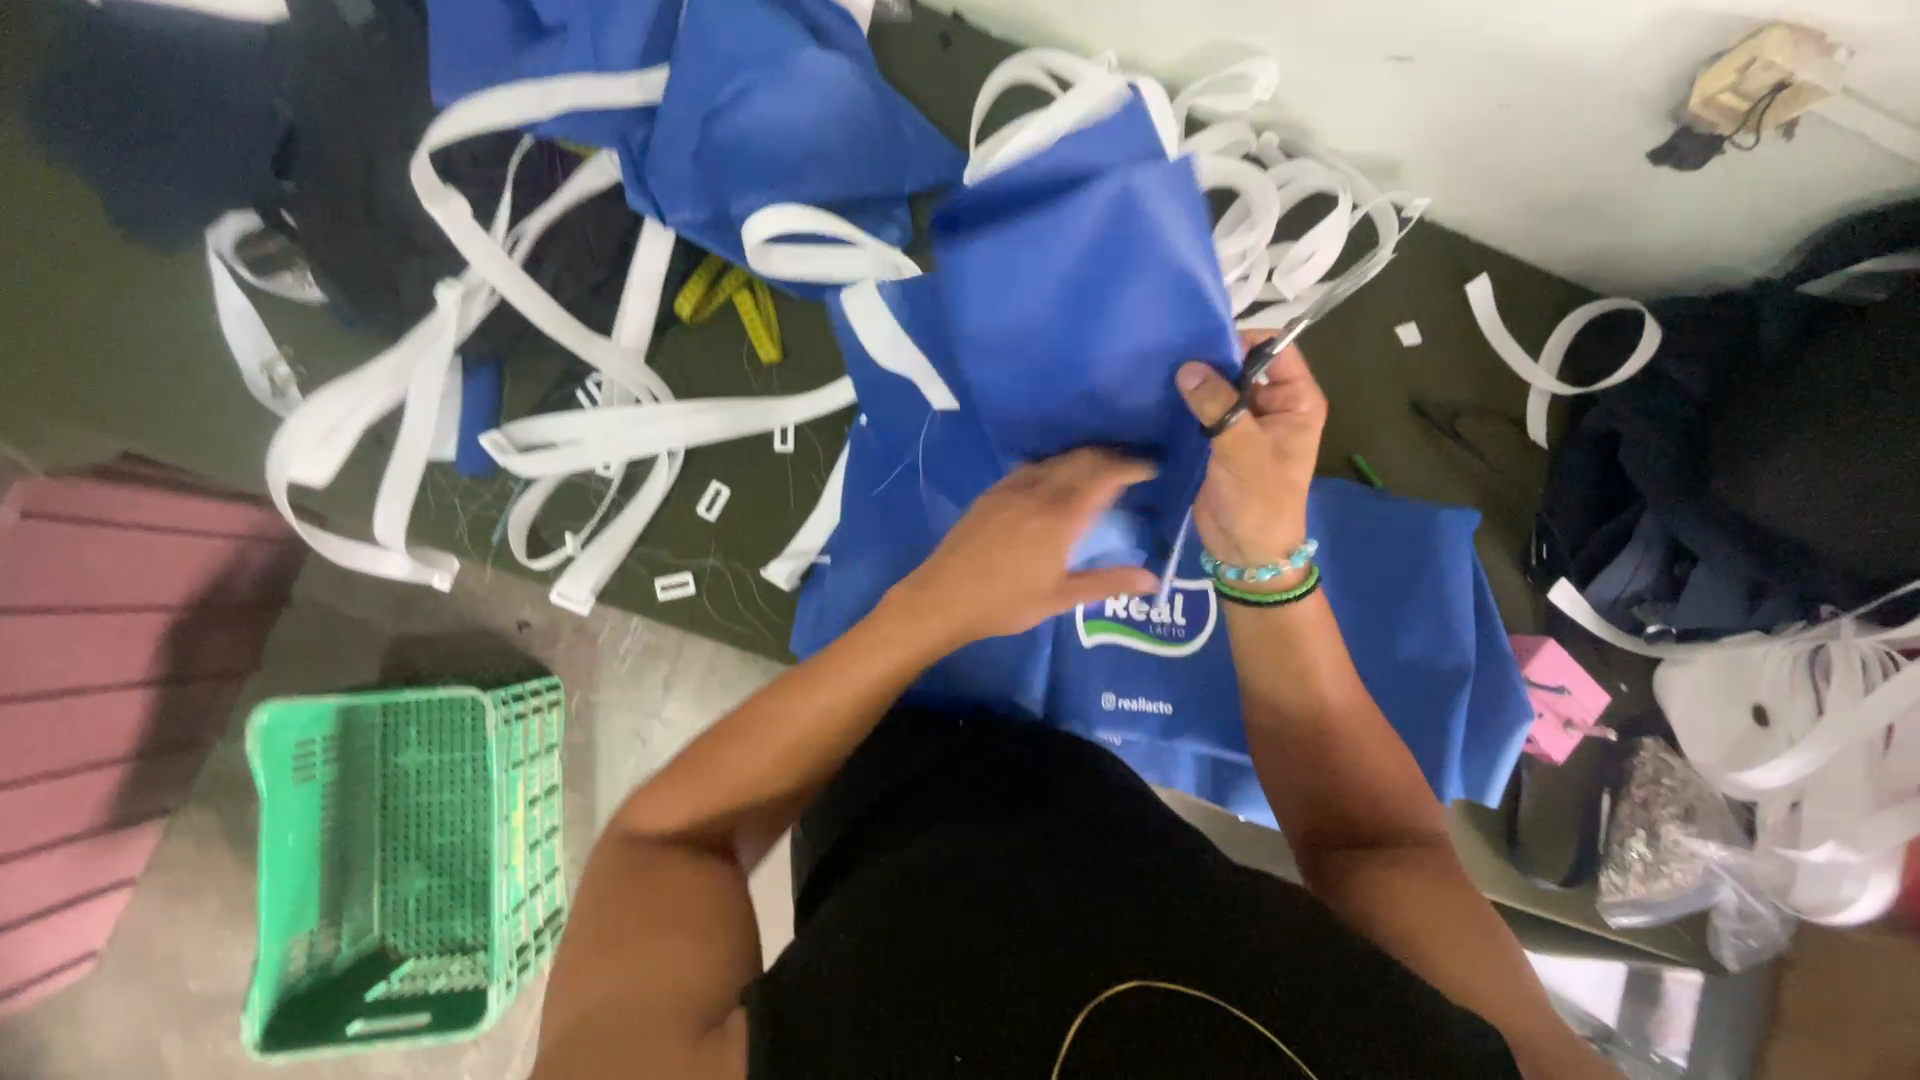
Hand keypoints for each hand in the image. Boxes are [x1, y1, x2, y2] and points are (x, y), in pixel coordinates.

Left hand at [892, 448, 1160, 646]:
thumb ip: (1108, 582)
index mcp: (1060, 516)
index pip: (1105, 476)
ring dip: (1083, 459)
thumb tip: (1153, 579)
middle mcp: (1038, 491)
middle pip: (1083, 459)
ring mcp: (1011, 488)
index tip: (1152, 468)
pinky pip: (1032, 467)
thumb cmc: (1004, 603)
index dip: (1132, 467)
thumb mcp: (1060, 598)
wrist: (941, 597)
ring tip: (1100, 472)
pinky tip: (1056, 482)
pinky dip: (1055, 466)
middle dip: (1112, 457)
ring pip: (1056, 460)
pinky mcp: (992, 492)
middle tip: (1132, 468)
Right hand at [1175, 333, 1326, 582]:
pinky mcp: (1214, 439)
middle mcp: (1271, 405)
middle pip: (1239, 364)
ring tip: (1158, 374)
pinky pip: (1198, 409)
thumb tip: (1188, 368)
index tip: (1202, 346)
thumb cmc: (1260, 503)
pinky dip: (1181, 403)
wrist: (1244, 552)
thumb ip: (1219, 407)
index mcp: (1296, 401)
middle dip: (1209, 360)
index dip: (1241, 342)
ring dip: (1192, 382)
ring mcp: (1241, 422)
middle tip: (1170, 357)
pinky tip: (1156, 397)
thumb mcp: (1244, 452)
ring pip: (1216, 386)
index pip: (1274, 349)